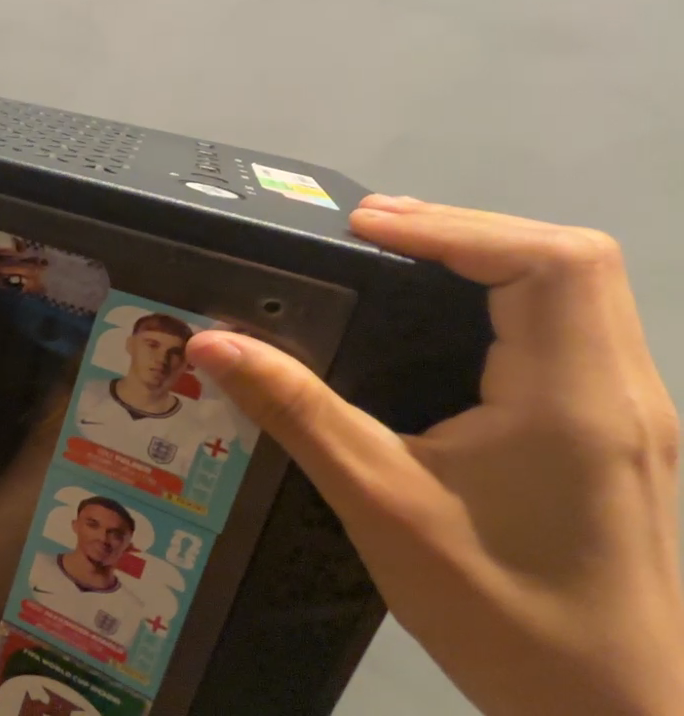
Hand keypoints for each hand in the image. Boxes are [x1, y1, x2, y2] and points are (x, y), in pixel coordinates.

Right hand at [188, 196, 682, 715]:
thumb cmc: (501, 610)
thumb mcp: (379, 502)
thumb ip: (295, 409)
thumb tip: (210, 340)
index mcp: (574, 400)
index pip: (550, 263)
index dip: (453, 226)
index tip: (358, 229)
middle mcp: (620, 391)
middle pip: (572, 260)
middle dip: (462, 227)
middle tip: (359, 234)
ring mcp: (626, 413)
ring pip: (577, 290)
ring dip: (482, 253)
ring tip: (382, 255)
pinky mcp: (611, 432)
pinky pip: (566, 327)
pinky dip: (497, 293)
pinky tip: (429, 316)